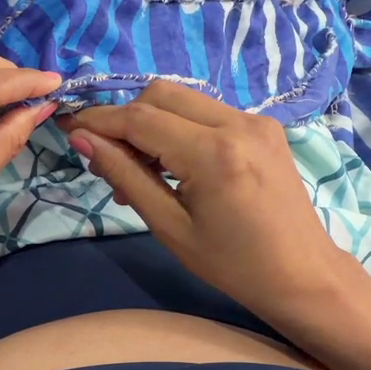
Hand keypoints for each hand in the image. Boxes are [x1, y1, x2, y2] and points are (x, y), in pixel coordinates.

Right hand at [60, 81, 357, 320]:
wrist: (303, 275)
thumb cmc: (231, 264)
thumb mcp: (169, 225)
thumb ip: (125, 175)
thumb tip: (82, 139)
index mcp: (213, 153)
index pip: (140, 119)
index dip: (98, 121)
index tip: (67, 128)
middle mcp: (237, 123)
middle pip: (159, 95)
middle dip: (123, 119)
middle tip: (105, 159)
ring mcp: (255, 121)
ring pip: (182, 99)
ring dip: (149, 122)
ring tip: (135, 169)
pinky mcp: (263, 127)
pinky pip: (205, 112)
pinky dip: (176, 128)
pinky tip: (169, 164)